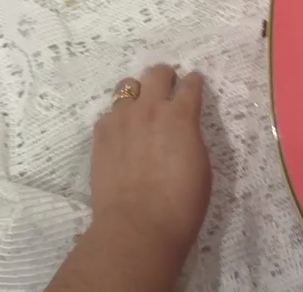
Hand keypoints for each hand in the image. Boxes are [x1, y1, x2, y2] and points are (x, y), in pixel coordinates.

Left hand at [88, 64, 211, 265]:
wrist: (137, 229)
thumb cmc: (180, 206)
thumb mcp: (201, 167)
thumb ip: (191, 137)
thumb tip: (183, 128)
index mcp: (181, 116)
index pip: (191, 84)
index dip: (194, 82)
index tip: (193, 83)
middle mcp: (151, 108)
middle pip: (157, 73)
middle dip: (166, 76)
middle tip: (167, 88)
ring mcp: (122, 117)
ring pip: (127, 85)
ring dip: (137, 93)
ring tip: (139, 109)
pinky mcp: (101, 131)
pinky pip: (110, 113)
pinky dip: (118, 120)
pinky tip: (121, 138)